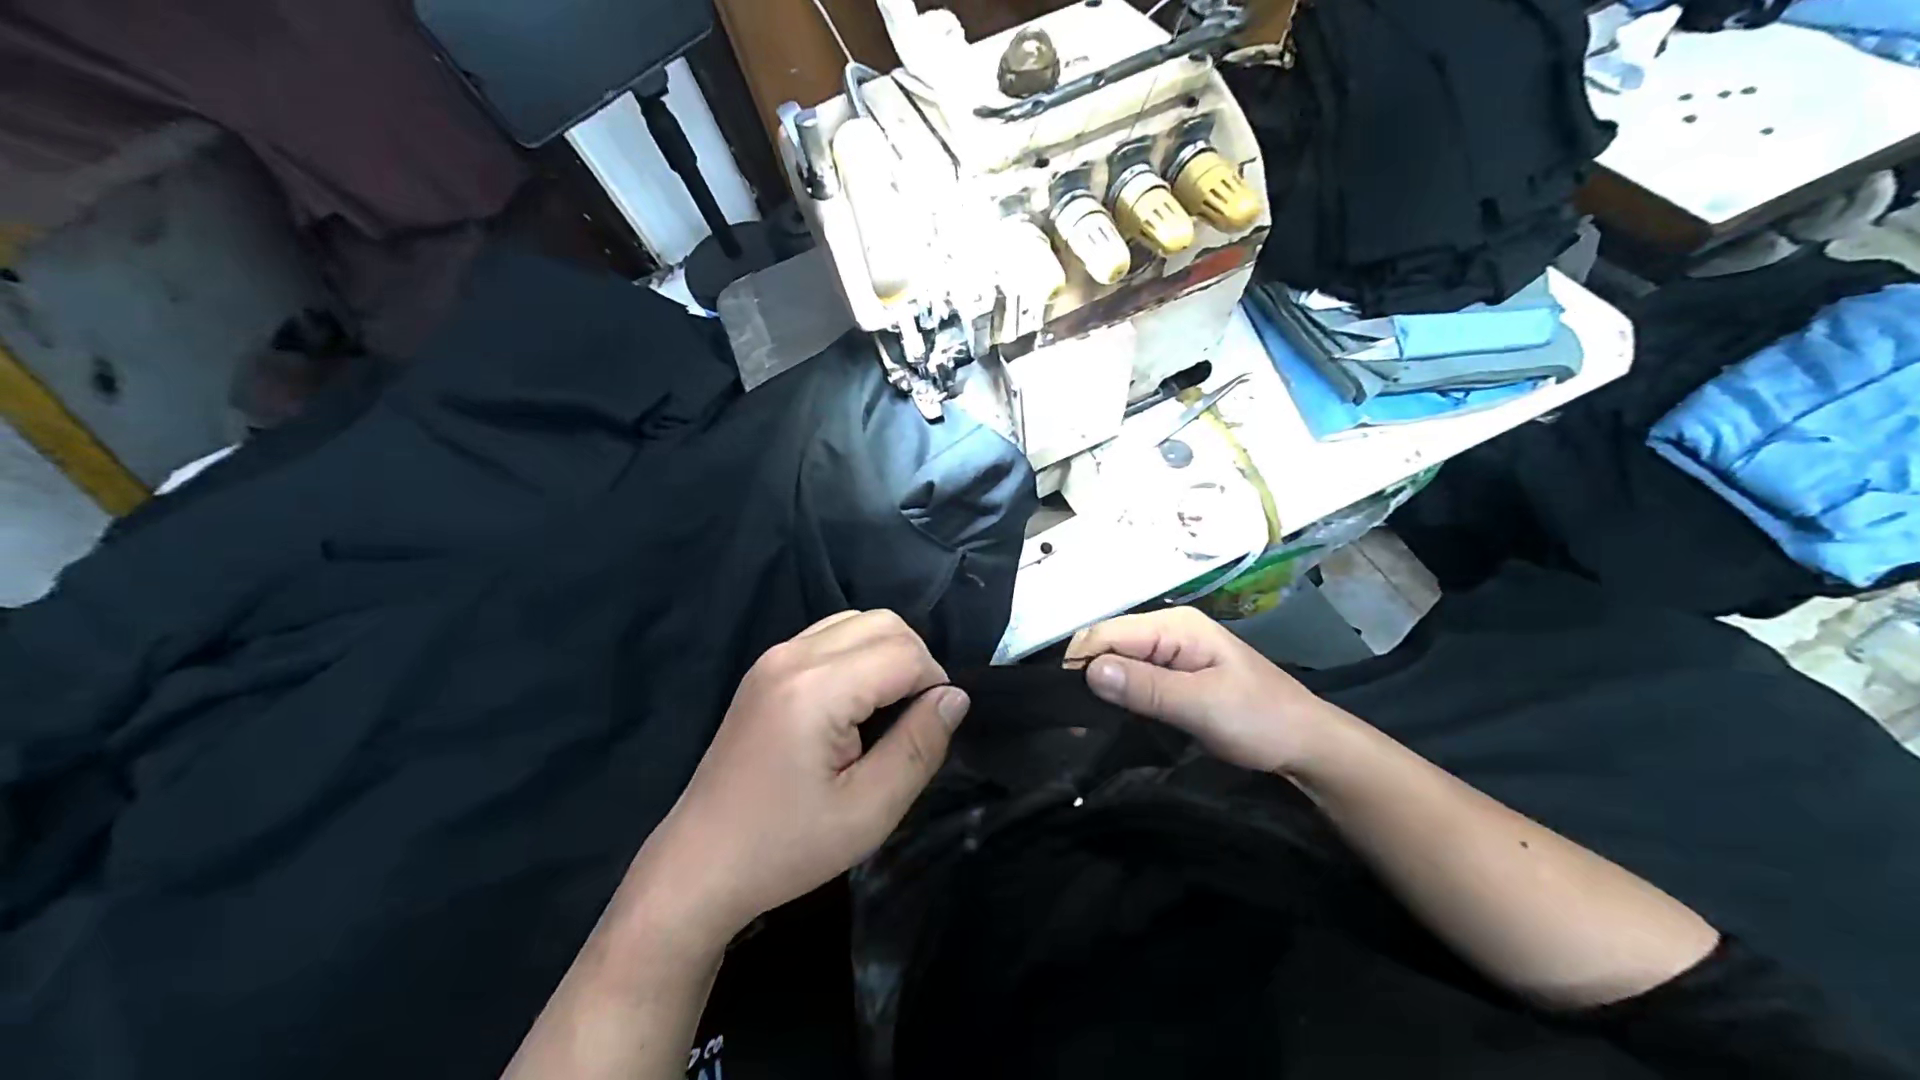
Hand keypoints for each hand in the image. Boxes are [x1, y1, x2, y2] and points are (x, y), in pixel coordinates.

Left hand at [621, 610, 969, 946]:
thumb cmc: (786, 847)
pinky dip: (859, 654)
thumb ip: (919, 746)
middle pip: (884, 622)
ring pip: (858, 621)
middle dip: (916, 662)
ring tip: (885, 713)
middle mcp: (792, 656)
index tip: (929, 732)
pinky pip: (830, 635)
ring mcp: (774, 657)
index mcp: (816, 689)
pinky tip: (853, 704)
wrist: (701, 864)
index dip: (934, 685)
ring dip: (887, 655)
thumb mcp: (869, 811)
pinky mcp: (766, 668)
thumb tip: (955, 698)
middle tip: (912, 721)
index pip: (905, 653)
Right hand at [1065, 606, 1339, 774]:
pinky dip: (1119, 693)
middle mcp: (1168, 630)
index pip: (1107, 632)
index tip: (1068, 703)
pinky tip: (1113, 714)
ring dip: (1102, 684)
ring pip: (1117, 660)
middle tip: (1078, 717)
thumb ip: (1146, 688)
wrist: (1307, 744)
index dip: (1081, 662)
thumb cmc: (1260, 720)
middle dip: (1088, 672)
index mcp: (1175, 626)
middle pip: (1107, 641)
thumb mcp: (1203, 706)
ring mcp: (1170, 651)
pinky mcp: (1172, 674)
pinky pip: (1132, 675)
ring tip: (1089, 719)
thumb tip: (1088, 670)